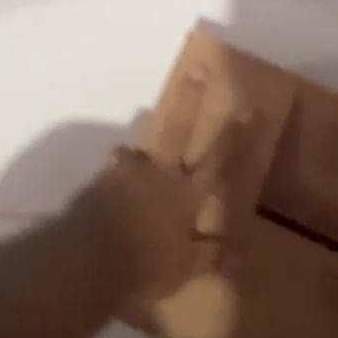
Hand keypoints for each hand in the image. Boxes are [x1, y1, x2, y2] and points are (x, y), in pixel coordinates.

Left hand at [69, 71, 251, 303]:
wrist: (87, 258)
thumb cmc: (144, 267)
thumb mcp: (184, 269)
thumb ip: (211, 257)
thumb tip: (243, 252)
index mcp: (185, 195)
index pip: (217, 160)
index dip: (235, 135)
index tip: (250, 108)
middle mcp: (160, 174)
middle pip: (179, 128)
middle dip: (190, 97)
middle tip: (198, 67)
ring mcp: (127, 173)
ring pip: (141, 145)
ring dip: (144, 137)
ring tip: (144, 127)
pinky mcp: (100, 179)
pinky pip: (113, 168)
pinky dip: (116, 168)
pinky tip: (112, 171)